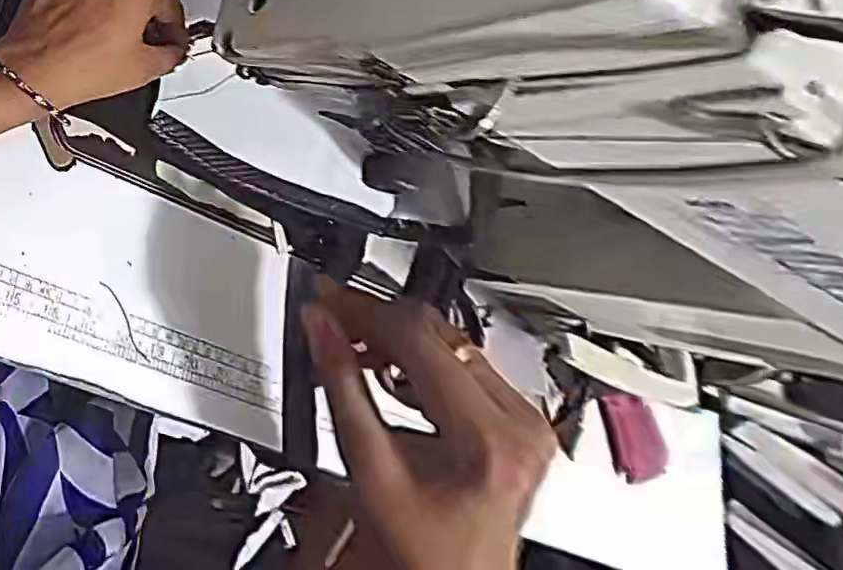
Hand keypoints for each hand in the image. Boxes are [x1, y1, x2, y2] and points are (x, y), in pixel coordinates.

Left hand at [0, 0, 187, 110]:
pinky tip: (80, 25)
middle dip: (142, 12)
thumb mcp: (144, 69)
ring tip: (103, 34)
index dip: (174, 26)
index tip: (171, 37)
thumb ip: (170, 53)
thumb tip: (170, 50)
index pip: (171, 1)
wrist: (30, 70)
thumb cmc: (78, 66)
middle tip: (137, 40)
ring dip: (110, 1)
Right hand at [302, 286, 555, 569]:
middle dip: (374, 317)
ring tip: (352, 340)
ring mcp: (523, 419)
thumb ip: (340, 382)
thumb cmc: (420, 544)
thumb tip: (319, 324)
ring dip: (392, 331)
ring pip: (445, 337)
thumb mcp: (367, 462)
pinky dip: (415, 351)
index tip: (325, 298)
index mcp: (487, 437)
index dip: (362, 310)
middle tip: (330, 315)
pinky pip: (459, 357)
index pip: (416, 337)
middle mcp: (518, 422)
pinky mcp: (516, 416)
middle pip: (434, 330)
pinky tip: (386, 363)